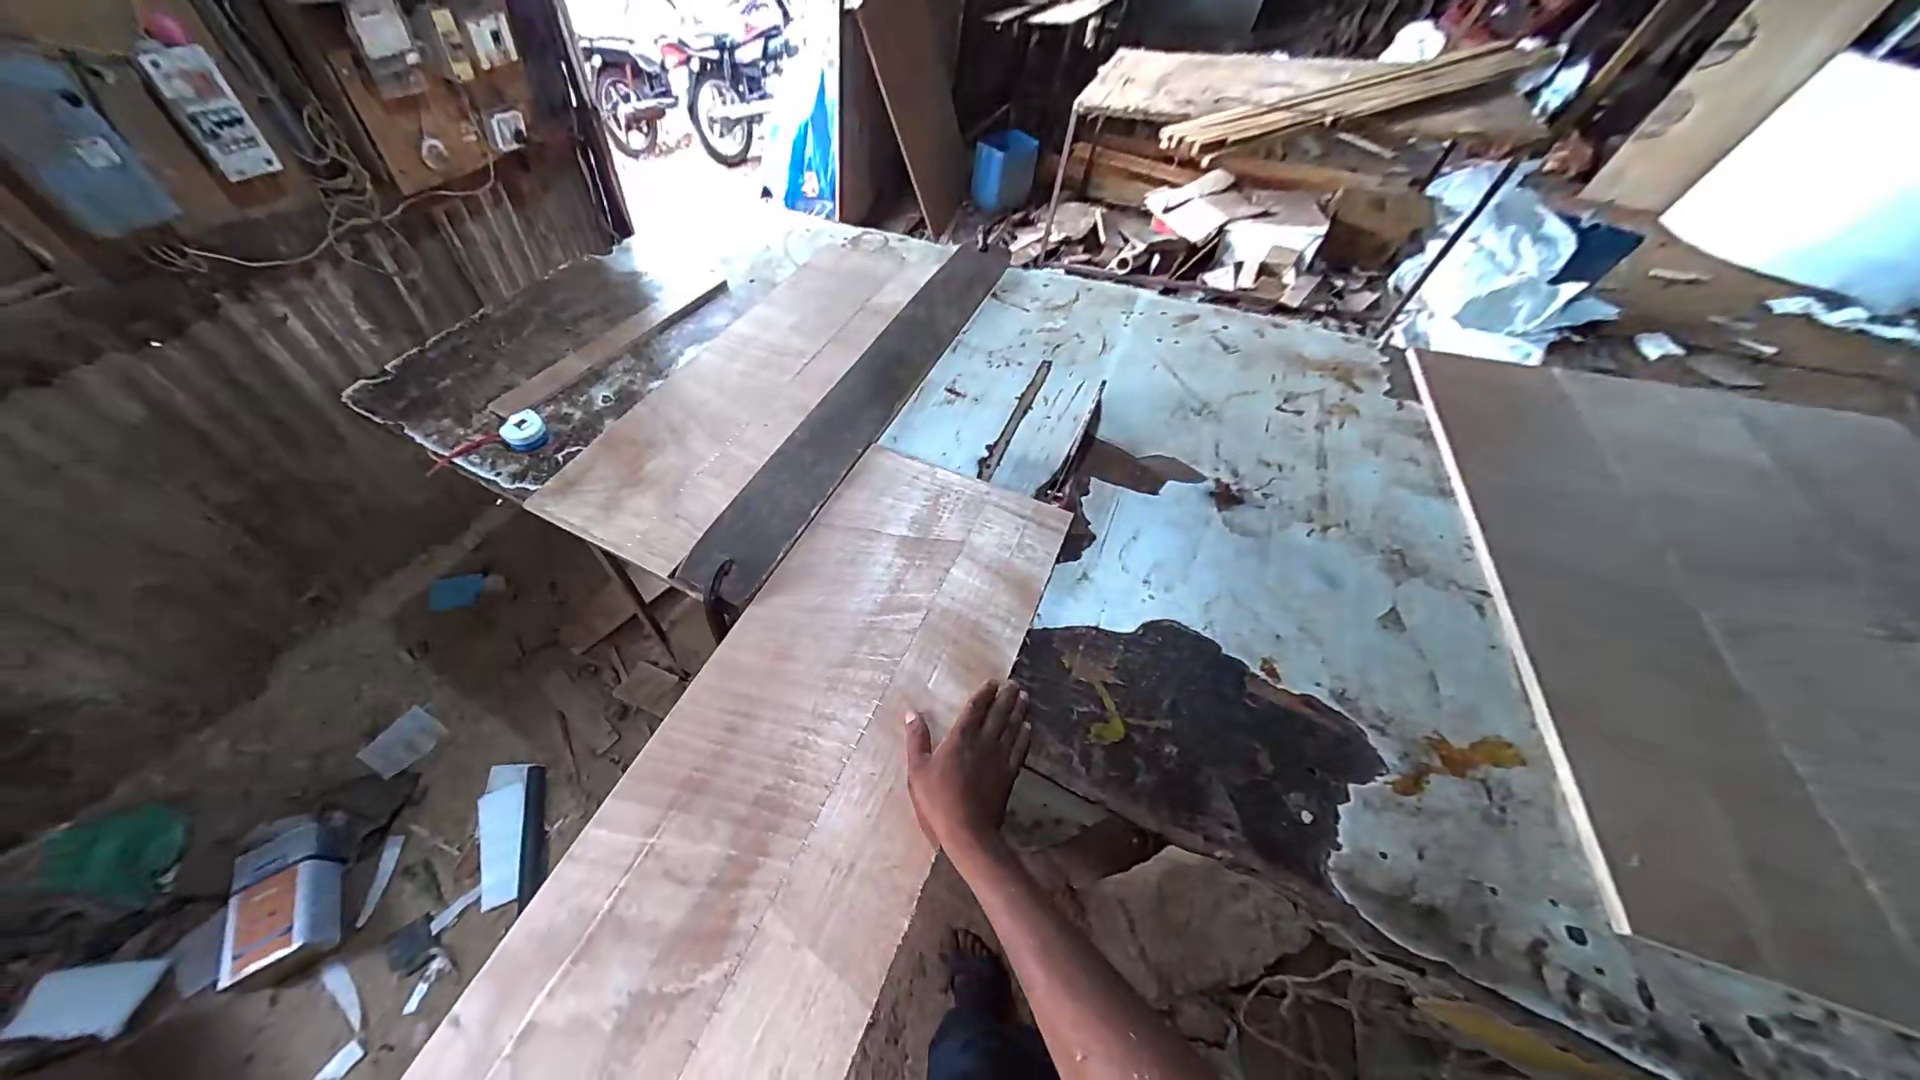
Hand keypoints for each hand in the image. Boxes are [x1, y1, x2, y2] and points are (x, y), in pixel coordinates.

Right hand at [905, 679, 1031, 860]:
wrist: (968, 830)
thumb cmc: (938, 799)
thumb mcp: (917, 769)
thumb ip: (916, 739)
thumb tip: (912, 713)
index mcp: (960, 738)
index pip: (975, 708)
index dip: (984, 694)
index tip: (993, 682)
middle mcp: (983, 742)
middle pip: (998, 713)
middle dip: (1006, 697)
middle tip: (1015, 684)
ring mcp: (999, 757)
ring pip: (1012, 727)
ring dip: (1018, 710)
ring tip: (1024, 697)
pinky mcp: (1009, 773)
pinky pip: (1020, 748)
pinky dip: (1025, 736)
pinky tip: (1027, 727)